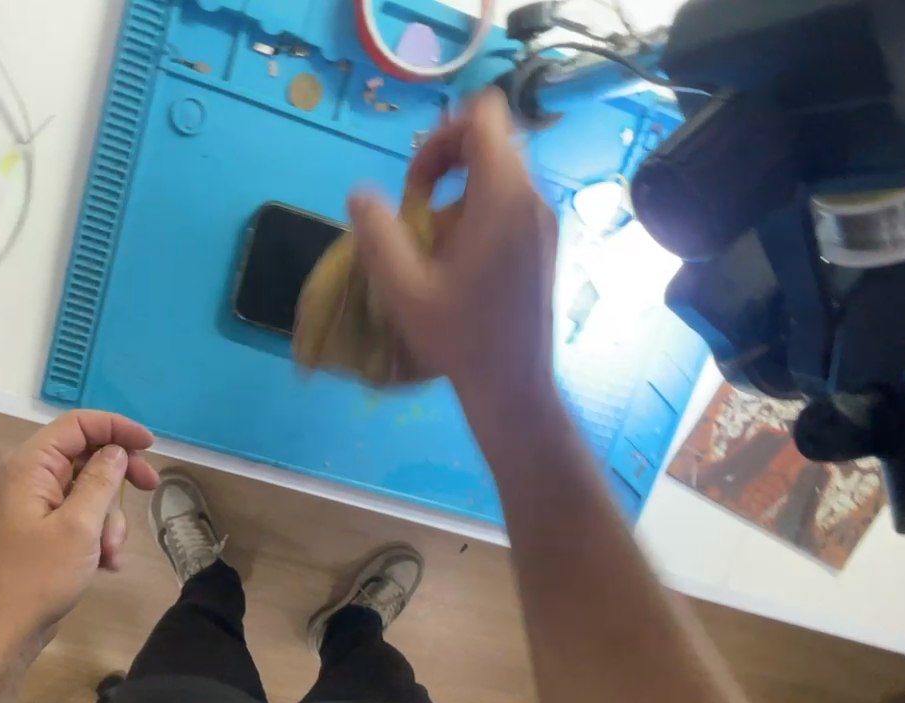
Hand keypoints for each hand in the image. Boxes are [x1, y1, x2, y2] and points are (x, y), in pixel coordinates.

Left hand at [0, 410, 158, 648]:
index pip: (79, 424)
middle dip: (120, 477)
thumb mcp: (80, 525)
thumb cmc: (41, 575)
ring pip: (92, 490)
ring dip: (111, 519)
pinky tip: (105, 562)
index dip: (117, 427)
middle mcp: (33, 476)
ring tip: (110, 552)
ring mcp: (40, 503)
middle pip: (88, 454)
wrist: (9, 626)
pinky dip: (100, 534)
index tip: (150, 445)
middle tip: (150, 489)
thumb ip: (101, 481)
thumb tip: (116, 451)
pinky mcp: (48, 527)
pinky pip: (85, 515)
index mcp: (32, 465)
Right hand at [348, 90, 559, 416]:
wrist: (512, 384)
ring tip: (437, 246)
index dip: (440, 134)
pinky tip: (460, 264)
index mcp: (502, 197)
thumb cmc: (459, 338)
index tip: (416, 182)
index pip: (482, 116)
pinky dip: (480, 214)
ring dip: (460, 194)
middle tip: (419, 211)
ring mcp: (544, 221)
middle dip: (447, 164)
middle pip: (492, 141)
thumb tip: (359, 193)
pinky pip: (511, 203)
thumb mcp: (403, 289)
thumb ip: (377, 234)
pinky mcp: (545, 243)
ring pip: (500, 174)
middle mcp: (532, 198)